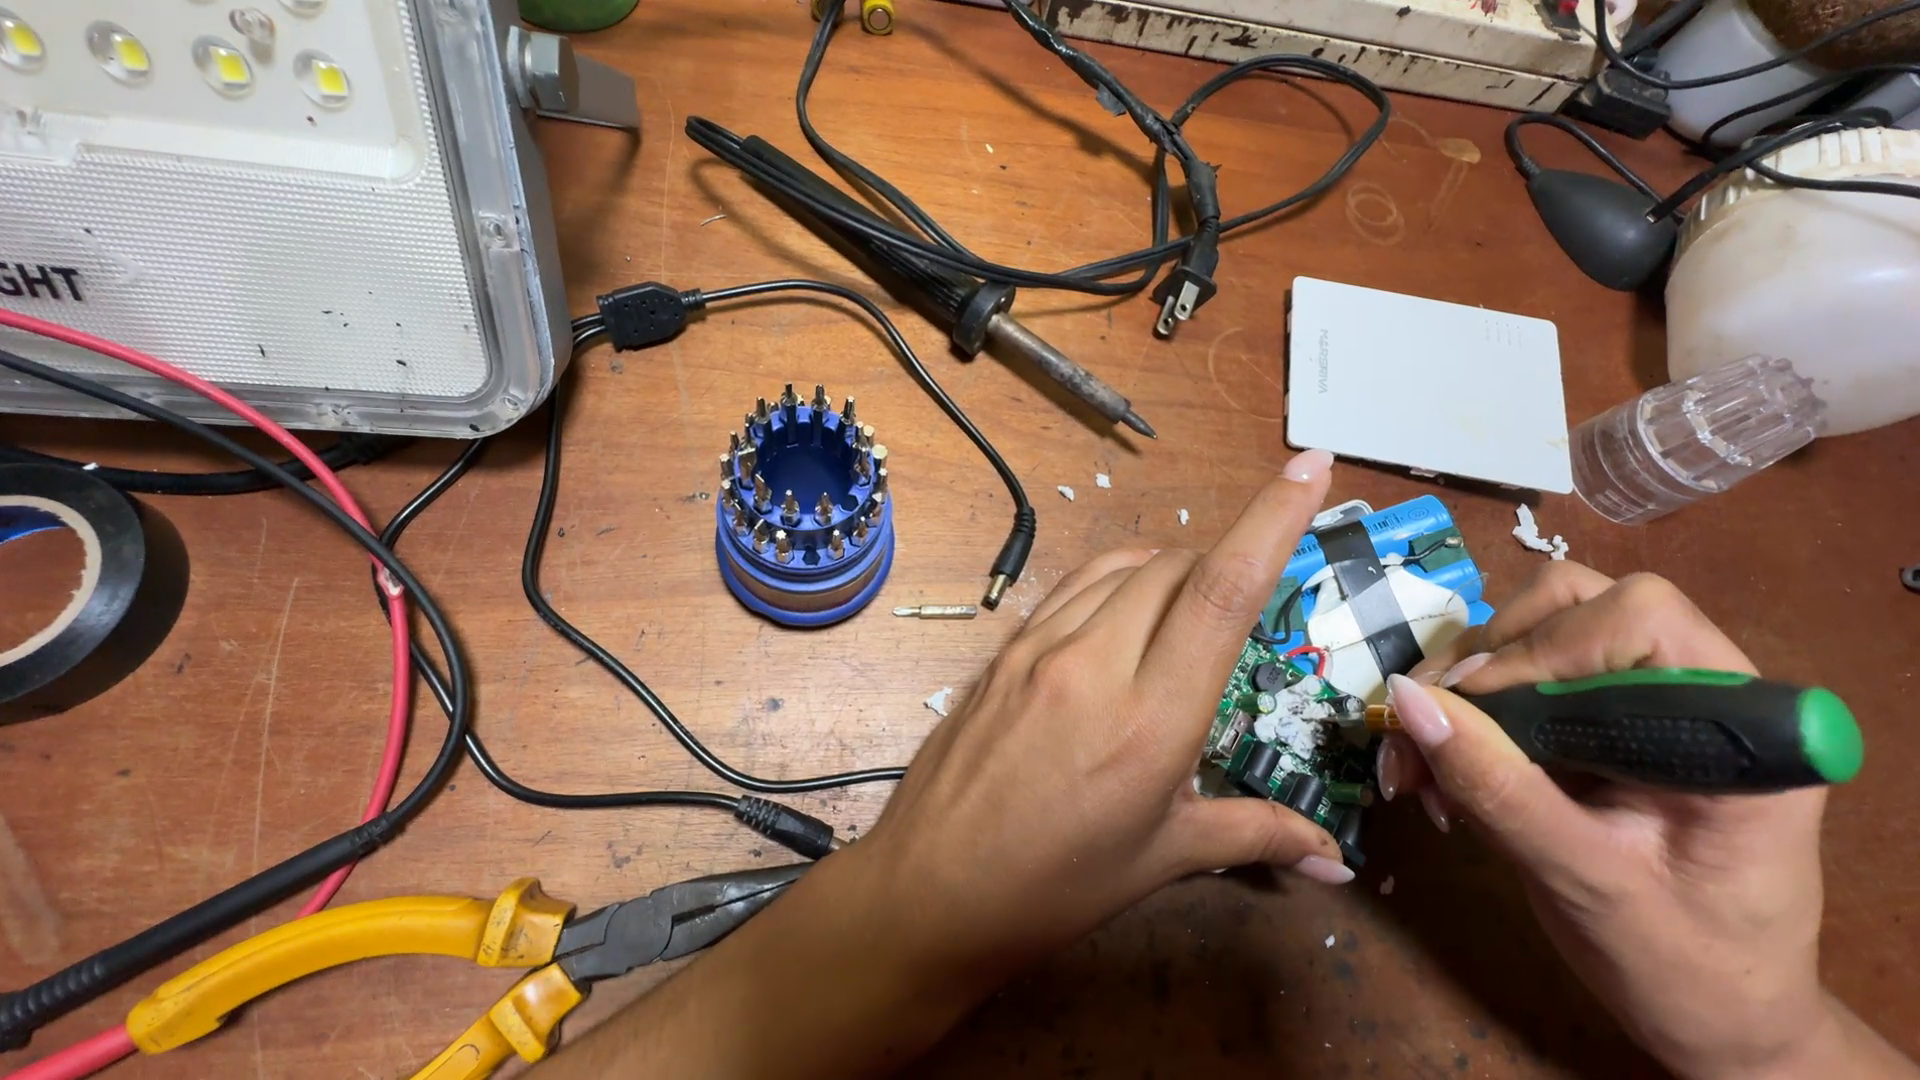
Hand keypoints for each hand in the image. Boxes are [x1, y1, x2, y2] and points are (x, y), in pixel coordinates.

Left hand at [859, 447, 1349, 979]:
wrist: (929, 889)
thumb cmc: (1053, 886)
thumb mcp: (1161, 859)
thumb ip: (1255, 835)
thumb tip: (1335, 861)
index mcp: (1149, 719)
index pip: (1222, 593)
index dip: (1271, 520)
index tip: (1306, 467)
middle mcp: (1093, 664)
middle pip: (1173, 568)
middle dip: (1221, 561)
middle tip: (1246, 596)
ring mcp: (1037, 650)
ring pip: (1118, 569)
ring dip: (1165, 568)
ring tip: (1187, 602)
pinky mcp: (1003, 652)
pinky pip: (1070, 591)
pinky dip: (1112, 584)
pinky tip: (1118, 618)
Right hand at [1378, 563, 1915, 1079]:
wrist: (1707, 1012)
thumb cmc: (1682, 967)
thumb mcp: (1586, 884)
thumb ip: (1499, 788)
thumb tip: (1405, 700)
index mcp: (1734, 729)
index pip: (1636, 618)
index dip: (1544, 649)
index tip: (1478, 717)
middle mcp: (1684, 692)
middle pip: (1566, 605)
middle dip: (1480, 664)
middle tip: (1425, 734)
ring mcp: (1629, 700)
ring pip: (1518, 632)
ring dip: (1451, 691)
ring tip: (1414, 767)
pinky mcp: (1583, 719)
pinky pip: (1498, 677)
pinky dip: (1449, 712)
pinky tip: (1432, 770)